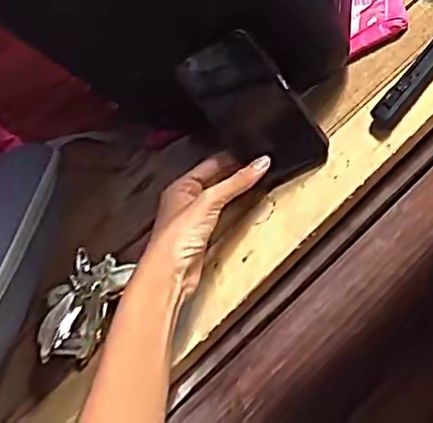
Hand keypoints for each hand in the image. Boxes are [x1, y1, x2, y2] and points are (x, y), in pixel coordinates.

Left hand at [141, 153, 268, 301]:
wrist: (168, 278)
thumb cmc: (172, 241)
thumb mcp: (209, 201)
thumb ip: (237, 180)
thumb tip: (262, 162)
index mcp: (181, 187)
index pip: (214, 162)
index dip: (236, 157)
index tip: (259, 153)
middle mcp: (188, 200)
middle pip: (221, 178)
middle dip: (241, 172)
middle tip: (264, 164)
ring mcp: (198, 217)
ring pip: (226, 195)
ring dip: (242, 189)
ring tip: (263, 178)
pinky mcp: (207, 233)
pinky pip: (229, 211)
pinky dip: (241, 205)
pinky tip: (252, 201)